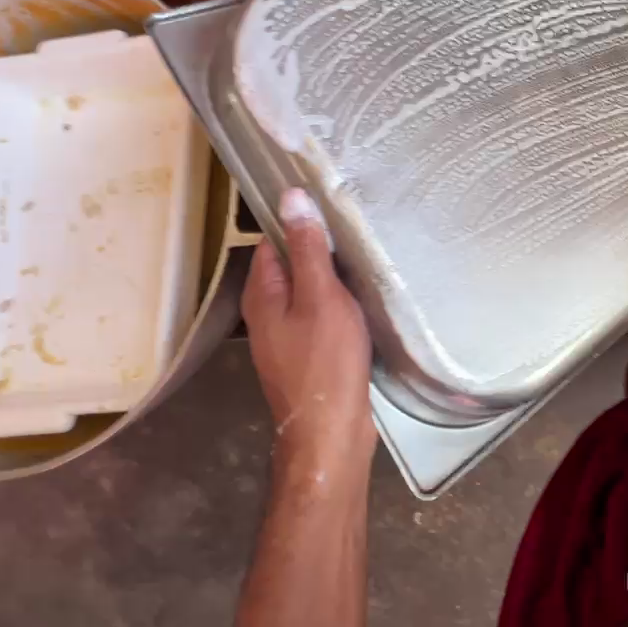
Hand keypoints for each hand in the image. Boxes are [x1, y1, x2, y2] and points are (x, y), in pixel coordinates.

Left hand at [242, 188, 375, 467]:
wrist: (329, 429)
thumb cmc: (325, 359)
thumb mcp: (321, 295)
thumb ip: (307, 248)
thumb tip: (290, 197)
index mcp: (262, 293)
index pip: (273, 240)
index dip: (300, 221)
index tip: (335, 208)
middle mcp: (266, 312)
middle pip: (291, 264)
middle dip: (320, 247)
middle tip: (359, 232)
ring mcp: (285, 335)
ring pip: (308, 290)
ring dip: (333, 276)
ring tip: (366, 259)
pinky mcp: (306, 353)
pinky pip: (319, 312)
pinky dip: (338, 301)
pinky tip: (363, 299)